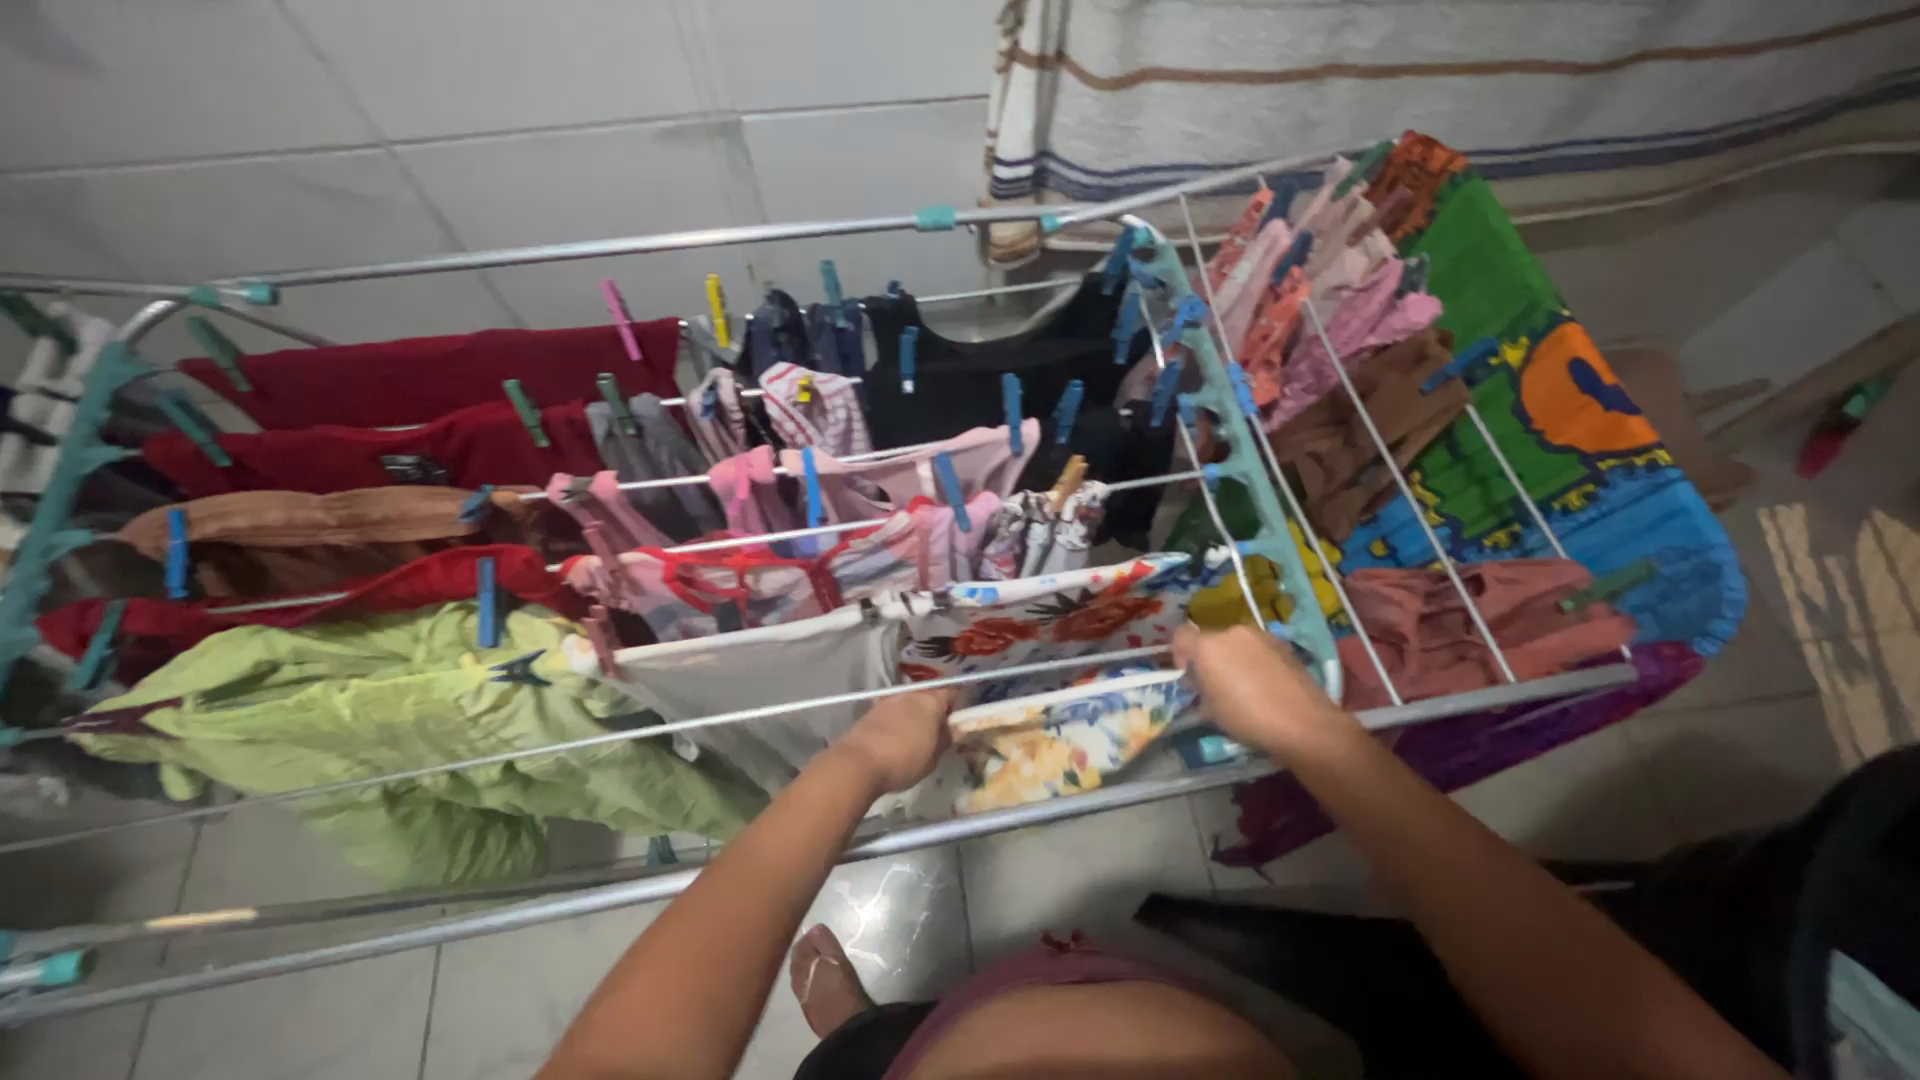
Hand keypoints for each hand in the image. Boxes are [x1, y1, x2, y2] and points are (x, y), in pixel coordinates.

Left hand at [833, 687, 955, 794]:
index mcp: (930, 701)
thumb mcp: (933, 756)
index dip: (957, 702)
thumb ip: (946, 738)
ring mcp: (888, 701)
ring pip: (908, 704)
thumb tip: (957, 728)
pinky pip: (892, 713)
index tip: (959, 716)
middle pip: (927, 696)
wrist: (858, 762)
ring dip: (914, 715)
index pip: (950, 693)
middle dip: (933, 710)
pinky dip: (897, 721)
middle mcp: (909, 695)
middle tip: (937, 730)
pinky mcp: (871, 711)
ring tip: (916, 736)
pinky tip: (895, 738)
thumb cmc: (905, 759)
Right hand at [1174, 623, 1358, 759]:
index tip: (1187, 675)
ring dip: (1233, 658)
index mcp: (1208, 646)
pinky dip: (1255, 661)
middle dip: (1209, 658)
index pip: (1180, 636)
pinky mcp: (1284, 645)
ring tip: (1243, 685)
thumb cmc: (1247, 718)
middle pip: (1211, 639)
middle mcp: (1233, 632)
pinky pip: (1258, 648)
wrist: (1303, 723)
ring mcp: (1262, 636)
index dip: (1179, 654)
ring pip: (1236, 642)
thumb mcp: (1211, 711)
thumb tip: (1201, 683)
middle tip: (1215, 685)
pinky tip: (1265, 685)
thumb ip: (1200, 689)